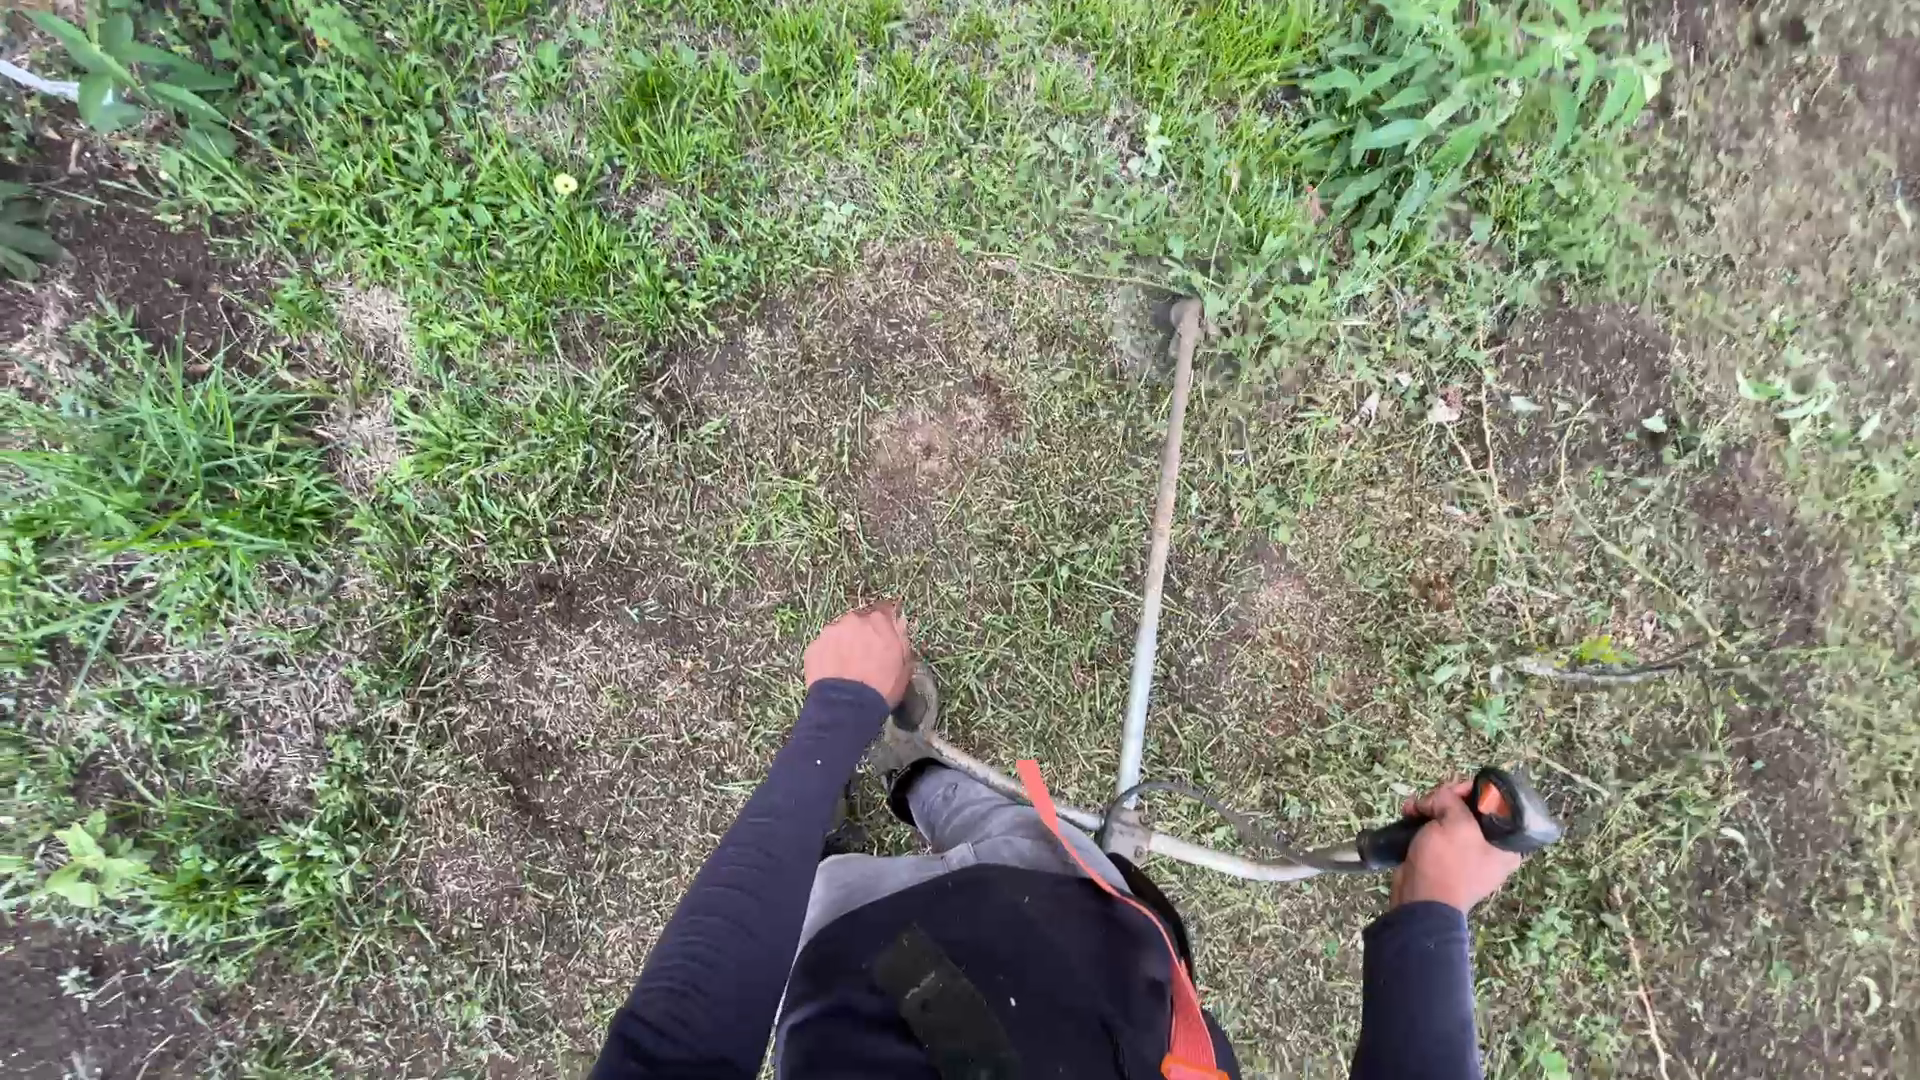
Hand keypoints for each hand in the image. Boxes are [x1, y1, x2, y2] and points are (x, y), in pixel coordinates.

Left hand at [803, 602, 912, 706]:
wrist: (846, 707)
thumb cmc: (880, 688)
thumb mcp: (904, 666)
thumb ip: (902, 639)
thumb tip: (899, 624)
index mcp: (878, 621)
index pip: (883, 612)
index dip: (883, 626)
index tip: (883, 638)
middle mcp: (853, 620)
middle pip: (858, 622)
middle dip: (861, 635)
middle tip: (864, 657)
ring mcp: (830, 632)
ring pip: (839, 634)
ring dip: (843, 645)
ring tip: (847, 668)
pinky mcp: (813, 647)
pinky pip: (823, 647)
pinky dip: (828, 656)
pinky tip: (834, 673)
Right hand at [1389, 780, 1525, 913]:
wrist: (1423, 898)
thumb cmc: (1447, 863)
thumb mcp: (1456, 825)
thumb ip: (1451, 801)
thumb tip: (1438, 799)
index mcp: (1506, 844)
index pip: (1494, 804)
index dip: (1470, 791)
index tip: (1449, 790)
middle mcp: (1490, 847)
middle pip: (1468, 808)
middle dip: (1444, 798)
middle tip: (1427, 802)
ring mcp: (1465, 852)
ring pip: (1448, 816)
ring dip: (1428, 807)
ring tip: (1411, 809)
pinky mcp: (1443, 855)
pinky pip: (1436, 828)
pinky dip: (1422, 819)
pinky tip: (1408, 815)